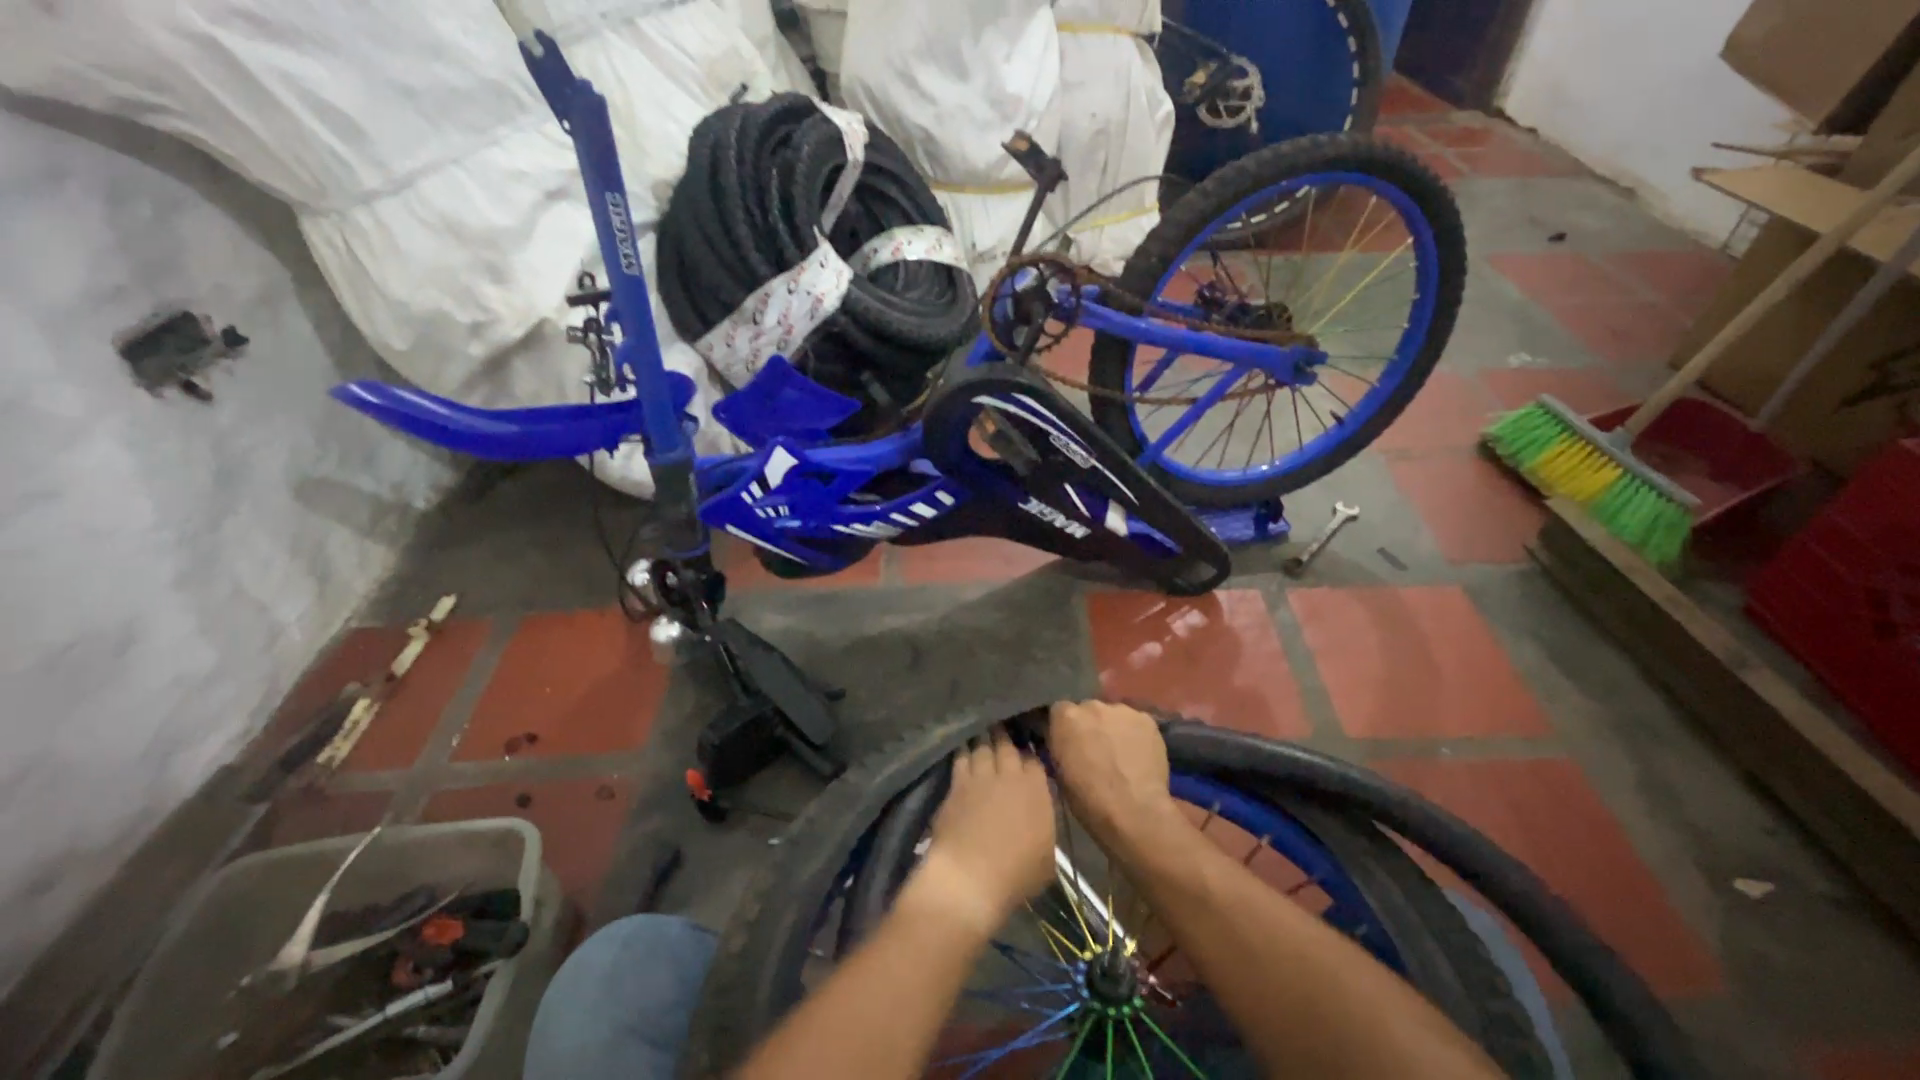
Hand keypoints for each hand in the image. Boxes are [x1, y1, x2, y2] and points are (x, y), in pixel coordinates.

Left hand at [902, 730, 1056, 938]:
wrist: (970, 877)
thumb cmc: (1016, 875)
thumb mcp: (1047, 858)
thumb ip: (1045, 829)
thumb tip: (1040, 819)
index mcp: (1037, 791)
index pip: (1035, 761)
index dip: (1031, 754)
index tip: (1028, 751)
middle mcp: (1010, 776)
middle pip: (1008, 746)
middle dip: (1007, 735)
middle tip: (1004, 725)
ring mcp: (980, 778)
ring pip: (983, 746)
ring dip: (984, 737)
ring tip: (983, 727)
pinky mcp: (956, 785)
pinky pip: (961, 758)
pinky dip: (963, 749)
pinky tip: (962, 744)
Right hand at [1049, 701, 1180, 851]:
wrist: (1134, 811)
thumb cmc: (1088, 799)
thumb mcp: (1059, 772)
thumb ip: (1059, 746)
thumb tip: (1061, 741)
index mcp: (1066, 717)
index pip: (1058, 711)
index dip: (1064, 728)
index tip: (1068, 743)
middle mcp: (1093, 705)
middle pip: (1088, 710)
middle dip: (1089, 725)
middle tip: (1095, 749)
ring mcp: (1123, 710)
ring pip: (1113, 715)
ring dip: (1112, 728)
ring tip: (1120, 753)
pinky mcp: (1147, 720)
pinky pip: (1135, 723)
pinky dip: (1134, 734)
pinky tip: (1138, 754)